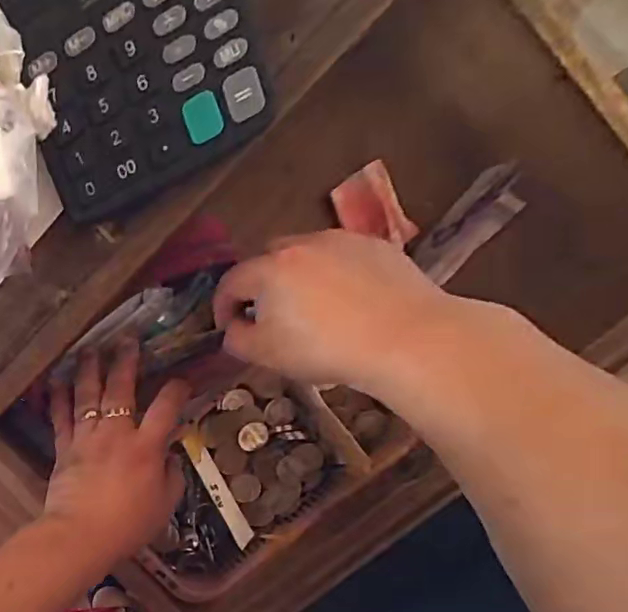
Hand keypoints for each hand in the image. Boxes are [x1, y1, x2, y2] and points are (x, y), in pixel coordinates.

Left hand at [43, 338, 189, 568]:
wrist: (81, 535)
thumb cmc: (127, 525)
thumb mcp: (164, 504)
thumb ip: (172, 476)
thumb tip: (172, 457)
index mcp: (146, 446)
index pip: (167, 407)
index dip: (177, 389)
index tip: (182, 380)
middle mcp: (116, 434)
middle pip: (121, 389)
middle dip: (126, 362)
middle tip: (126, 340)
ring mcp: (86, 439)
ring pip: (87, 397)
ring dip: (89, 370)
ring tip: (89, 350)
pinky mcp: (63, 450)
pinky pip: (61, 418)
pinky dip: (58, 398)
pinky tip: (57, 381)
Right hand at [212, 230, 486, 389]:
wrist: (405, 338)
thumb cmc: (323, 349)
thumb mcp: (264, 355)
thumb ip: (236, 339)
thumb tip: (234, 329)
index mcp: (269, 269)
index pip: (230, 282)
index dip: (222, 307)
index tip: (228, 329)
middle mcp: (303, 244)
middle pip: (266, 259)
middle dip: (259, 286)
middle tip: (267, 316)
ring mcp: (343, 241)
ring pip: (304, 254)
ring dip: (295, 277)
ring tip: (308, 310)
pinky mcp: (377, 246)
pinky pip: (339, 257)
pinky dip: (331, 275)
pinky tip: (344, 303)